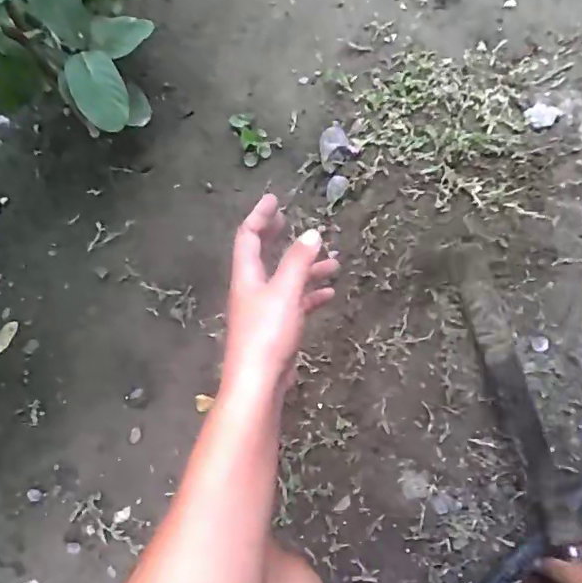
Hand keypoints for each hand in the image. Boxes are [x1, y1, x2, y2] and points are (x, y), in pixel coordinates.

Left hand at [223, 194, 338, 395]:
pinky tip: (329, 293)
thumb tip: (312, 233)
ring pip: (285, 280)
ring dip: (306, 268)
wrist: (257, 383)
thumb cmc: (267, 334)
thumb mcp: (286, 292)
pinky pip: (294, 303)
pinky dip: (310, 295)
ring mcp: (264, 310)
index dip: (260, 216)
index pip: (248, 236)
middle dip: (279, 237)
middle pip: (264, 255)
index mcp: (247, 276)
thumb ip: (299, 262)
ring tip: (334, 262)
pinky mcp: (276, 329)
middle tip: (293, 221)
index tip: (275, 200)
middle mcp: (252, 289)